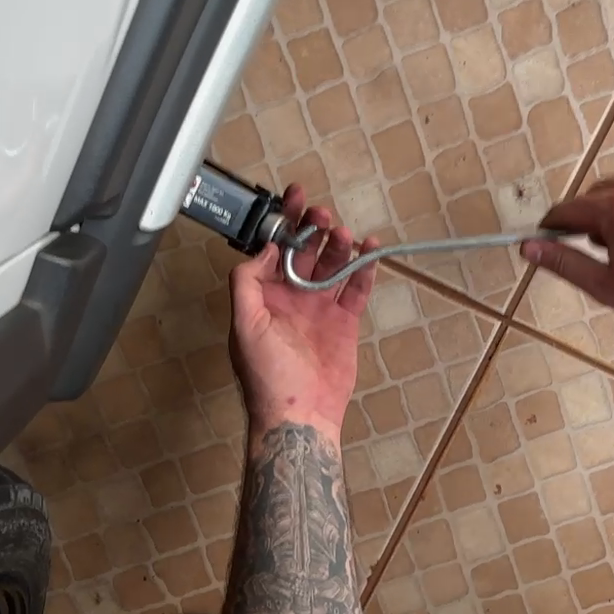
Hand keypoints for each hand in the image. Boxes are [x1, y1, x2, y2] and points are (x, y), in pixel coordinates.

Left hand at [229, 186, 379, 436]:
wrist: (300, 414)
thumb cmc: (267, 377)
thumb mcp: (244, 325)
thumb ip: (247, 283)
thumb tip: (266, 250)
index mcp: (265, 295)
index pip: (276, 249)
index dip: (284, 223)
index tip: (294, 199)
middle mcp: (293, 298)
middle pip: (306, 251)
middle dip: (314, 229)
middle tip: (322, 216)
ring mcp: (320, 309)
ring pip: (332, 266)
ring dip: (339, 246)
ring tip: (345, 233)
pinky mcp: (344, 322)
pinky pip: (355, 289)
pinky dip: (364, 269)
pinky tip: (370, 251)